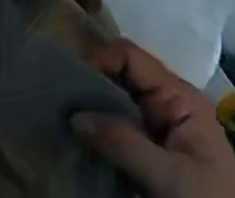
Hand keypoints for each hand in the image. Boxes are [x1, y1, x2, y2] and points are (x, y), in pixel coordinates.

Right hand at [73, 39, 234, 197]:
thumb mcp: (171, 178)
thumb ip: (125, 144)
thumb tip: (75, 115)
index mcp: (178, 96)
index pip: (130, 56)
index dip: (98, 61)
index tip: (67, 82)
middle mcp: (167, 104)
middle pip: (120, 77)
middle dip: (90, 85)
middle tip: (56, 101)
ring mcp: (161, 130)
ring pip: (117, 105)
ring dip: (92, 112)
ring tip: (61, 120)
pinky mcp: (155, 156)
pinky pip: (121, 133)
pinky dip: (100, 135)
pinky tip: (79, 143)